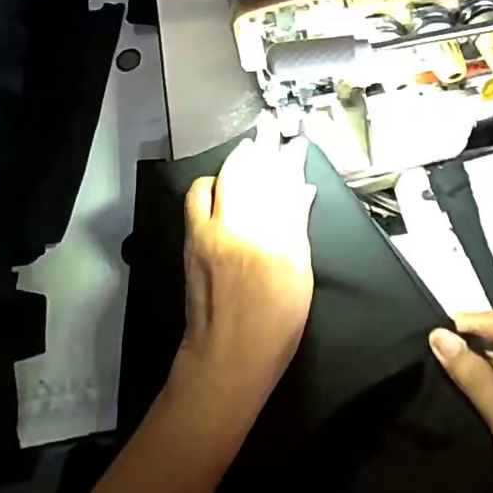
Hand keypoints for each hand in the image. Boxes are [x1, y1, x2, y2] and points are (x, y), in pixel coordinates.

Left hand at [176, 124, 317, 400]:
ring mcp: (211, 232)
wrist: (226, 357)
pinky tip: (219, 183)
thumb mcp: (300, 278)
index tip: (296, 144)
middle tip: (270, 135)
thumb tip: (301, 192)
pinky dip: (210, 183)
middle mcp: (239, 229)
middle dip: (261, 149)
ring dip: (235, 162)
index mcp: (274, 241)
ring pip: (222, 180)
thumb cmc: (274, 326)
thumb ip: (297, 229)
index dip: (290, 160)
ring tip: (247, 154)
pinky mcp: (192, 239)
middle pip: (250, 174)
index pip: (283, 185)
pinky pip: (198, 197)